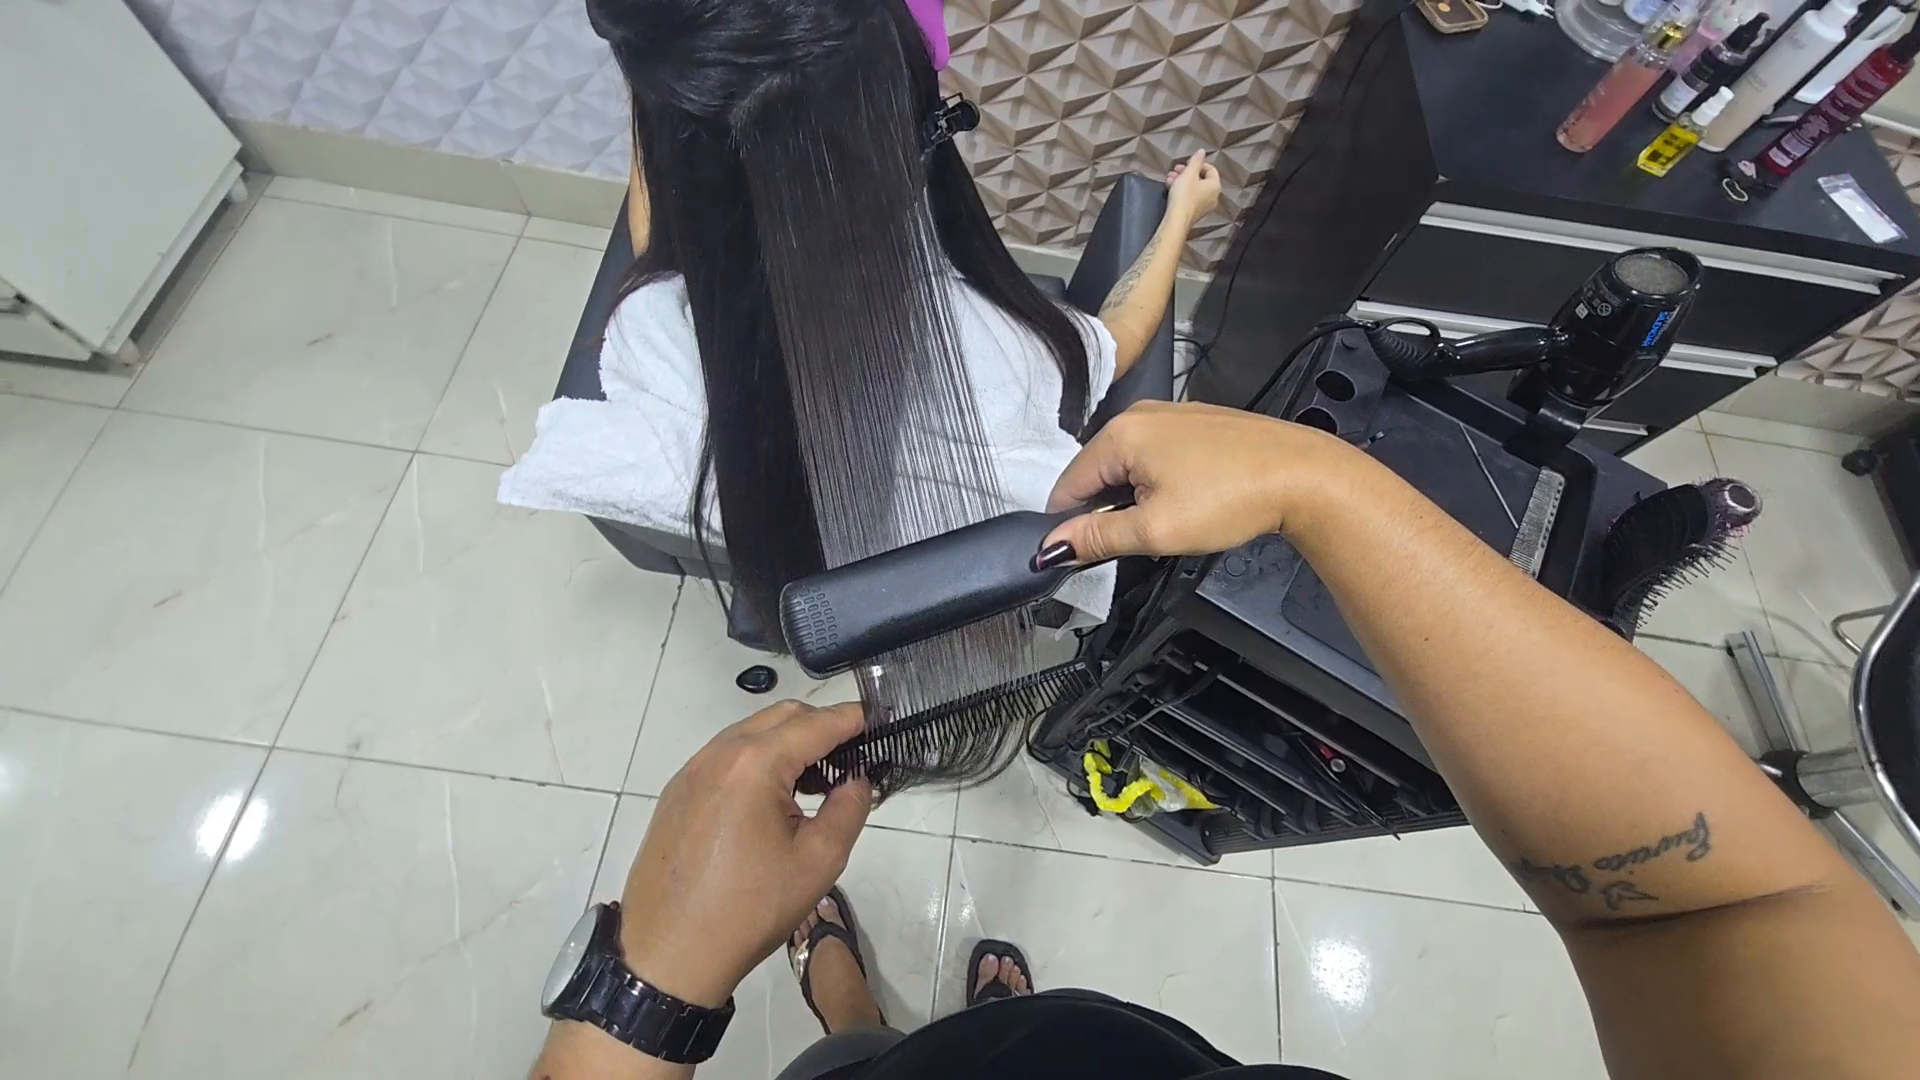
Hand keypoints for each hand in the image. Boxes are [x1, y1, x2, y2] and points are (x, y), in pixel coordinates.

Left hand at [618, 700, 871, 1006]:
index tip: (879, 721)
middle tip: (851, 756)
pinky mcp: (678, 791)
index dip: (853, 719)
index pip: (817, 724)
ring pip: (753, 731)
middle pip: (784, 716)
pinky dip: (759, 759)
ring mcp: (693, 770)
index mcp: (755, 764)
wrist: (666, 958)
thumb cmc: (748, 910)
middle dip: (822, 725)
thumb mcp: (818, 862)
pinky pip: (728, 755)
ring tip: (815, 779)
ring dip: (789, 742)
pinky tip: (772, 799)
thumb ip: (850, 808)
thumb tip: (857, 779)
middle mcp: (720, 753)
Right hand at [1042, 401, 1361, 560]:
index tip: (1089, 551)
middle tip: (1140, 536)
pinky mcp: (1194, 422)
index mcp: (1119, 435)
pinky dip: (1155, 480)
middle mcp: (1138, 415)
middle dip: (1105, 508)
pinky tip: (1185, 498)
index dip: (1070, 523)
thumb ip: (1097, 537)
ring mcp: (1168, 414)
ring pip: (1126, 464)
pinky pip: (1153, 454)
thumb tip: (1052, 548)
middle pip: (1095, 472)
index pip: (1067, 485)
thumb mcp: (1155, 531)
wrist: (1306, 477)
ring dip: (1132, 496)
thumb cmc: (1231, 500)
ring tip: (1167, 519)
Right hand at [1165, 150, 1221, 228]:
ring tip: (1169, 179)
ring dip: (1182, 181)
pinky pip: (1190, 198)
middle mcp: (1213, 196)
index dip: (1198, 164)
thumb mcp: (1189, 174)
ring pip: (1194, 189)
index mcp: (1215, 185)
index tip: (1186, 162)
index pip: (1210, 169)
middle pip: (1201, 179)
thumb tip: (1202, 151)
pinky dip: (1182, 192)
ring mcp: (1204, 207)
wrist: (1176, 220)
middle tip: (1175, 170)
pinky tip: (1171, 189)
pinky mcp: (1194, 214)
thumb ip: (1196, 161)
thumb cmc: (1184, 195)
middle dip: (1187, 173)